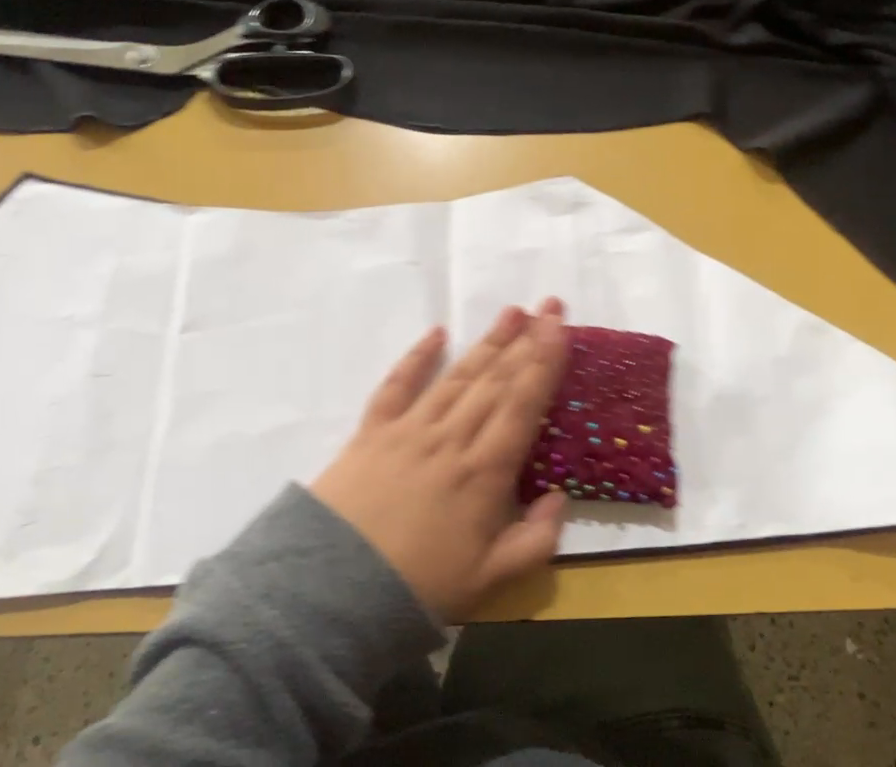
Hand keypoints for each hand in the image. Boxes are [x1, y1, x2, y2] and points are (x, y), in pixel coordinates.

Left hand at [311, 301, 569, 621]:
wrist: (335, 589)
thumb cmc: (420, 585)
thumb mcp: (492, 580)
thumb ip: (536, 540)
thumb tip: (560, 497)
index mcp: (485, 472)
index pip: (522, 404)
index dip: (544, 363)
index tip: (560, 327)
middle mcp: (452, 439)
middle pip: (495, 381)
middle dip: (526, 342)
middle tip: (549, 306)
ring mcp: (410, 430)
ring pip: (457, 376)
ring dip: (487, 343)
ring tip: (512, 313)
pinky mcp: (372, 433)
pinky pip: (397, 385)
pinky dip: (417, 357)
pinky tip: (436, 334)